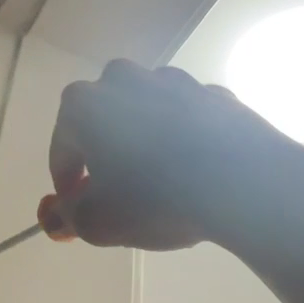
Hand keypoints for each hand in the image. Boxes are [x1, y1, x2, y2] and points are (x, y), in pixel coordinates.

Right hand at [37, 59, 303, 252]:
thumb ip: (69, 216)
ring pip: (147, 113)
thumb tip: (58, 214)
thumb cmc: (155, 199)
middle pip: (103, 121)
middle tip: (116, 192)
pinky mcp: (215, 93)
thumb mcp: (98, 223)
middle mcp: (123, 80)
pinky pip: (188, 118)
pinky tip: (197, 172)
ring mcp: (174, 81)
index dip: (66, 183)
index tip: (76, 207)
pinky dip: (186, 139)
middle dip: (104, 153)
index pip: (62, 148)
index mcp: (84, 105)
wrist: (245, 183)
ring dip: (146, 141)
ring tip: (161, 182)